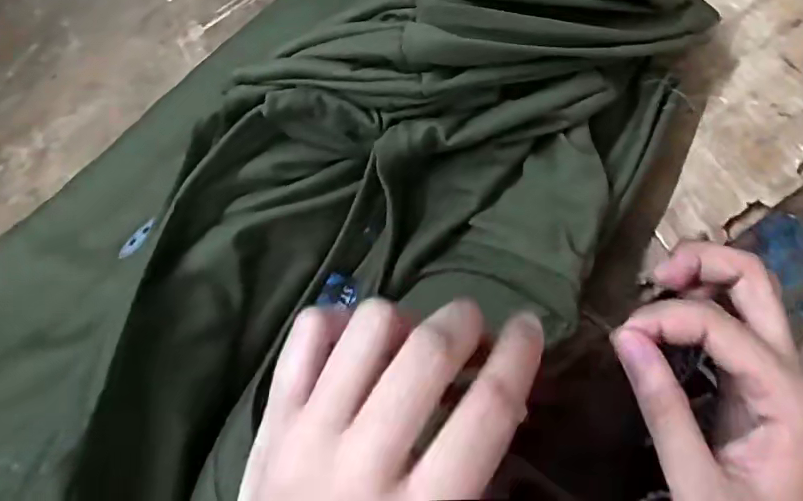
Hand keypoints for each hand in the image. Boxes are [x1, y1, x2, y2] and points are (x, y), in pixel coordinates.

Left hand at [242, 298, 543, 500]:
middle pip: (428, 353)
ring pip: (368, 327)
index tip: (529, 326)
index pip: (487, 411)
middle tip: (475, 330)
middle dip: (464, 322)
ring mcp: (309, 433)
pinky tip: (354, 346)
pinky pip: (307, 332)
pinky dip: (337, 321)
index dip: (518, 357)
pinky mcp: (273, 417)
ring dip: (403, 320)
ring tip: (411, 343)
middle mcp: (363, 464)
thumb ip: (480, 481)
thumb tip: (507, 402)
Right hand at [612, 244, 802, 500]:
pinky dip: (703, 302)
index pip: (718, 322)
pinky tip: (672, 317)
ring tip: (659, 290)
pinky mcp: (765, 387)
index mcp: (787, 398)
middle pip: (753, 279)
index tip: (622, 337)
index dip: (663, 317)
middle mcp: (794, 375)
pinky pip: (738, 321)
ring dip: (703, 276)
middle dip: (701, 261)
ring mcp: (783, 378)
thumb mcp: (698, 486)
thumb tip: (622, 334)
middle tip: (654, 276)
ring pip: (749, 292)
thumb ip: (663, 408)